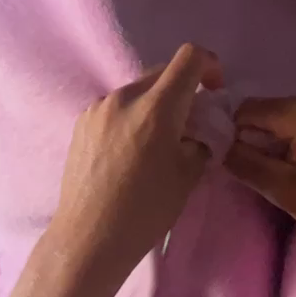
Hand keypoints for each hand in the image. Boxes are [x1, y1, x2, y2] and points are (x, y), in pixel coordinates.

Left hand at [45, 44, 224, 287]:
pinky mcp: (81, 122)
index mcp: (156, 107)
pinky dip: (131, 118)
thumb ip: (201, 139)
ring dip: (155, 106)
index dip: (210, 65)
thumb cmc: (145, 210)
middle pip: (162, 73)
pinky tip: (129, 154)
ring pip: (137, 91)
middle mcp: (124, 97)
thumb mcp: (188, 175)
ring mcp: (98, 108)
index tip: (214, 91)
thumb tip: (200, 128)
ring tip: (156, 145)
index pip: (189, 58)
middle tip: (189, 126)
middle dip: (182, 90)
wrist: (89, 238)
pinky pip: (115, 108)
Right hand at [224, 89, 295, 259]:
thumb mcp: (287, 191)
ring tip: (280, 175)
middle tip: (255, 174)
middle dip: (257, 140)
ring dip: (277, 142)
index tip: (230, 162)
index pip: (248, 110)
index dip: (232, 134)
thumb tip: (217, 145)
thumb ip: (247, 164)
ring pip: (287, 118)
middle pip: (269, 112)